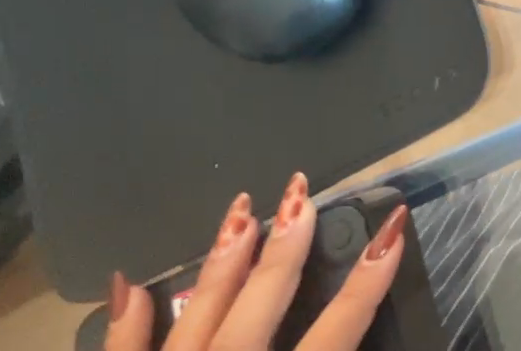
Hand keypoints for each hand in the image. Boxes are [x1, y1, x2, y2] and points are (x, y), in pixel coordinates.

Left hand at [106, 174, 408, 350]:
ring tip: (242, 208)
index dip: (370, 277)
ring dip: (224, 261)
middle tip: (299, 192)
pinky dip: (126, 321)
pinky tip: (128, 282)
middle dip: (285, 246)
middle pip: (264, 303)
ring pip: (201, 313)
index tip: (395, 224)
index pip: (339, 329)